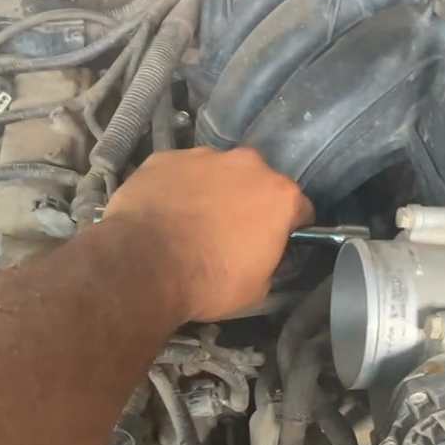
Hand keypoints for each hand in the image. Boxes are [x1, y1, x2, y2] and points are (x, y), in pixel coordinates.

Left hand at [99, 147, 311, 320]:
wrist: (144, 266)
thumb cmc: (210, 281)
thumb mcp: (258, 287)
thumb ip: (270, 261)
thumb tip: (264, 254)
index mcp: (280, 195)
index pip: (301, 209)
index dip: (289, 229)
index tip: (276, 244)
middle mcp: (247, 165)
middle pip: (258, 183)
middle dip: (249, 204)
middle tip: (230, 235)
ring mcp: (204, 156)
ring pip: (217, 174)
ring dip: (212, 193)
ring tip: (192, 224)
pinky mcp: (165, 157)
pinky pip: (180, 173)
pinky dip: (178, 189)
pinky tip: (166, 214)